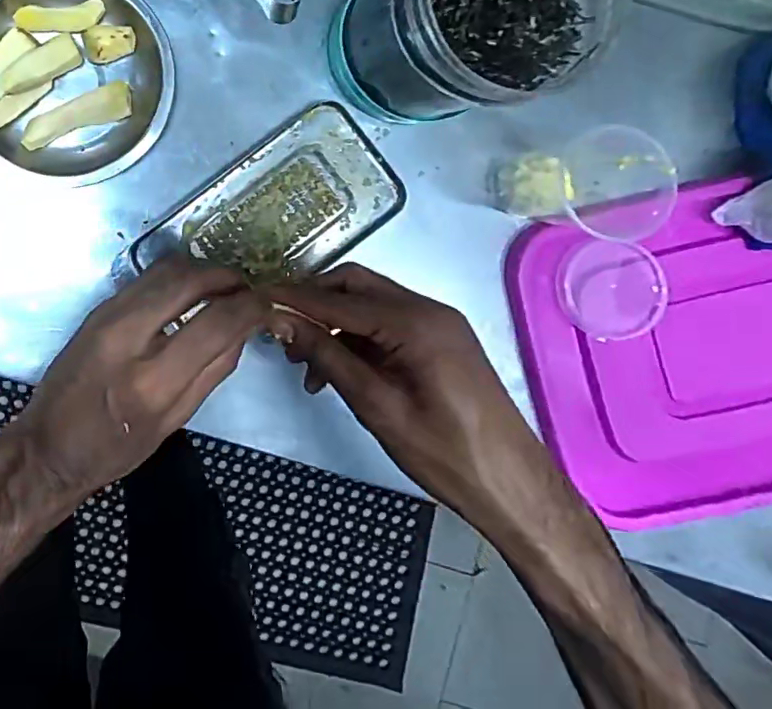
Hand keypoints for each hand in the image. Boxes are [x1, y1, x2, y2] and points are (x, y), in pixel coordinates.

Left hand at [3, 256, 269, 511]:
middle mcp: (127, 337)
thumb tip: (243, 330)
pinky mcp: (98, 308)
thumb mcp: (174, 421)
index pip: (216, 323)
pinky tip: (189, 293)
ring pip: (166, 269)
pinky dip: (177, 278)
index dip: (251, 307)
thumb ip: (213, 371)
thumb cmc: (114, 448)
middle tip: (246, 288)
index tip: (266, 305)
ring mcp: (107, 316)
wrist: (47, 447)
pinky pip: (147, 278)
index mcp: (152, 381)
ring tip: (222, 287)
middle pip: (190, 280)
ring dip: (202, 271)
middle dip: (227, 277)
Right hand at [268, 264, 548, 527]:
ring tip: (306, 364)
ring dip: (335, 323)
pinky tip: (340, 371)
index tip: (257, 300)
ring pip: (372, 303)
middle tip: (282, 333)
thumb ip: (328, 357)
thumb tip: (284, 321)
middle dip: (315, 302)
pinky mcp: (441, 339)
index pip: (340, 300)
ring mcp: (438, 322)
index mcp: (415, 322)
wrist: (514, 486)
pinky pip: (389, 322)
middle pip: (357, 286)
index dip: (295, 299)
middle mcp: (428, 308)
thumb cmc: (445, 453)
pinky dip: (359, 337)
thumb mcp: (377, 406)